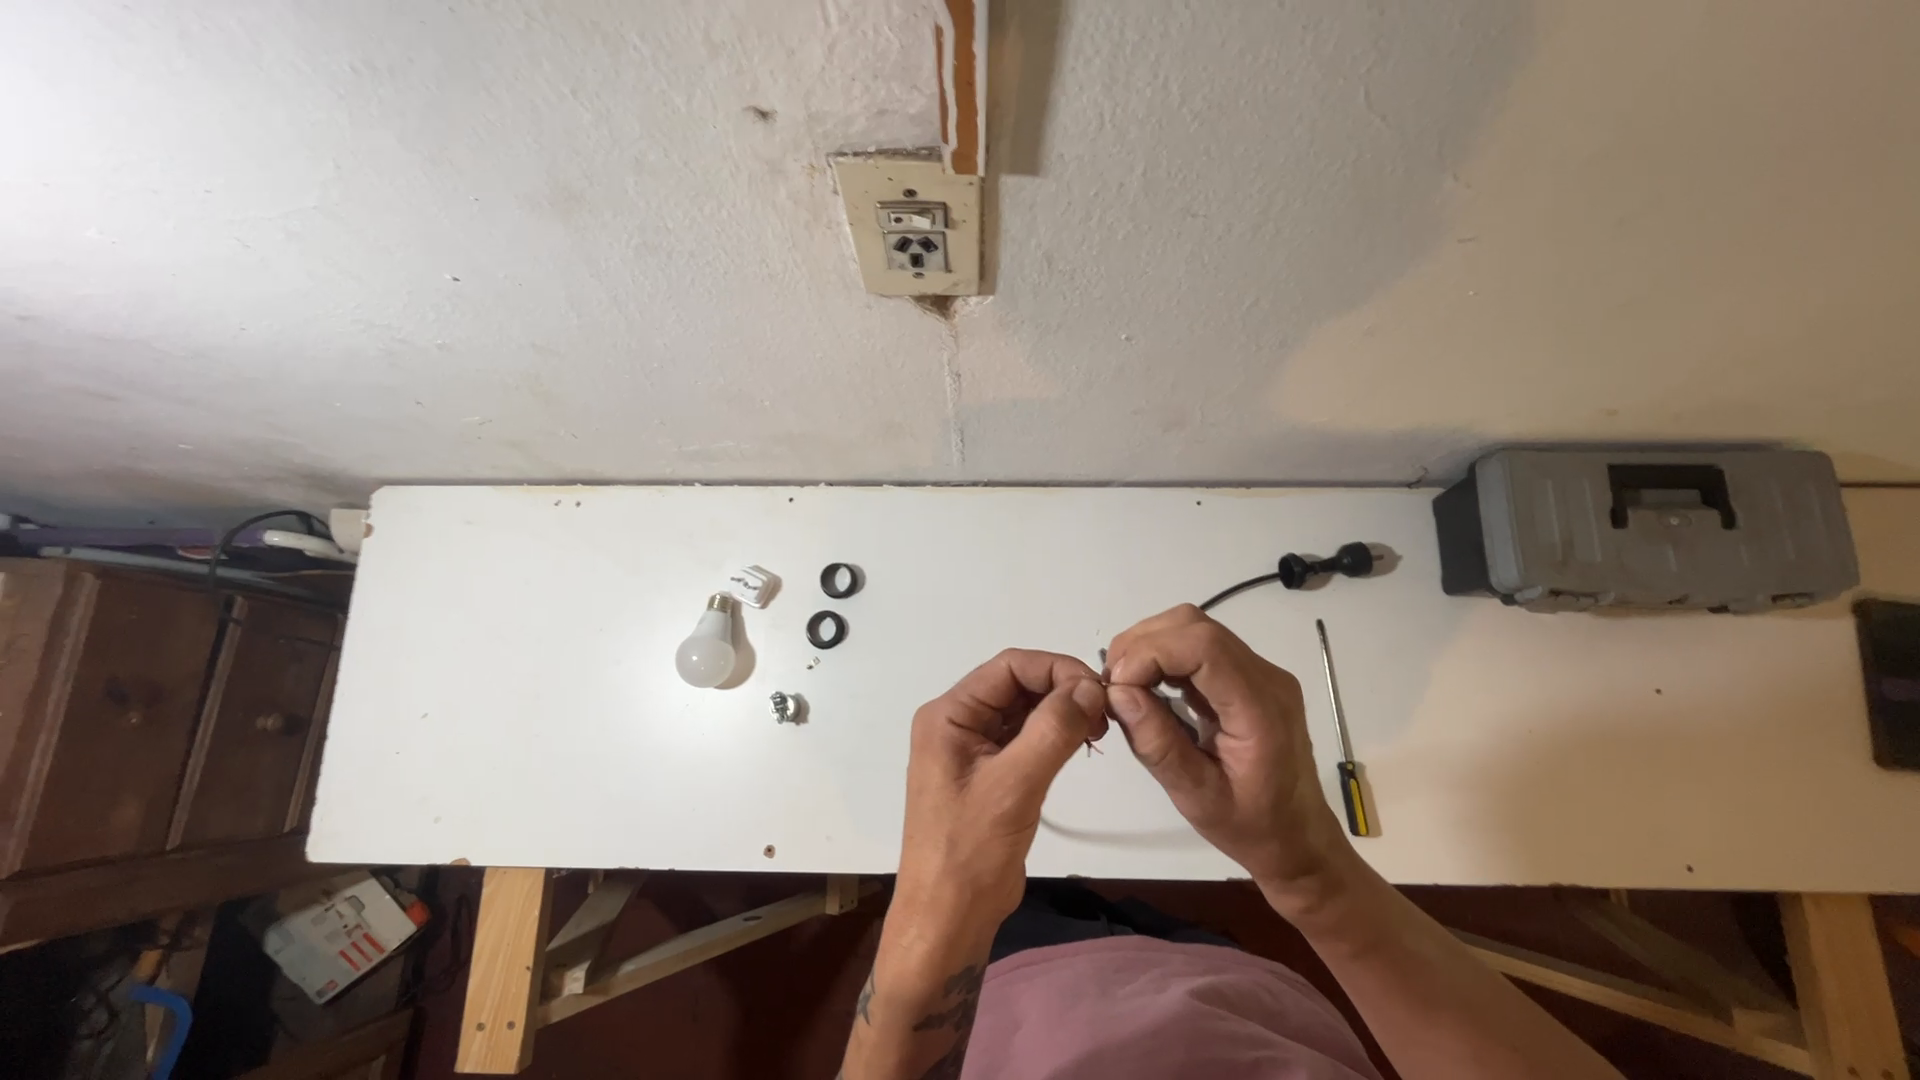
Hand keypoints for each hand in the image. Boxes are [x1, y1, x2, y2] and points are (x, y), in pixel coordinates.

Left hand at [895, 649, 1108, 931]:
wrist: (947, 918)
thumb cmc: (970, 850)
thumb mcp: (1014, 785)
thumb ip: (1052, 729)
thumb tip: (1089, 686)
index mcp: (948, 715)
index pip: (1008, 667)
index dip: (1056, 669)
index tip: (1098, 691)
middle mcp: (956, 723)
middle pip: (1016, 684)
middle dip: (1061, 690)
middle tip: (1104, 715)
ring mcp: (971, 749)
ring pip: (1022, 710)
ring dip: (1060, 713)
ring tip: (1097, 731)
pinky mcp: (988, 774)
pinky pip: (1023, 738)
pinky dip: (1052, 736)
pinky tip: (1079, 746)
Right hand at [1104, 605, 1351, 904]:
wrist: (1298, 840)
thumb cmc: (1251, 827)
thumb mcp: (1196, 797)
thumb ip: (1158, 744)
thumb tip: (1117, 693)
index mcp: (1261, 709)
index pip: (1203, 646)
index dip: (1150, 653)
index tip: (1116, 686)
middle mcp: (1266, 677)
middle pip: (1195, 626)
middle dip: (1143, 645)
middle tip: (1114, 687)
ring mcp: (1259, 673)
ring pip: (1195, 628)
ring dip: (1150, 647)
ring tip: (1126, 687)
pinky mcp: (1248, 677)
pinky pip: (1200, 646)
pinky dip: (1164, 656)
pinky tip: (1148, 687)